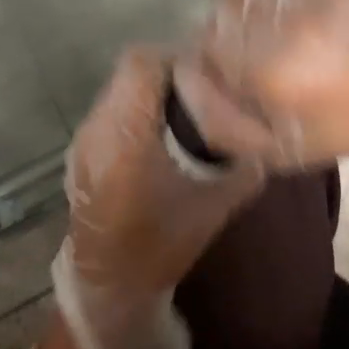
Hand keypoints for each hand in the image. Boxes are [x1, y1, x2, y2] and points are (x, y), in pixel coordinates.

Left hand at [53, 46, 263, 348]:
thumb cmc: (158, 247)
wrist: (107, 289)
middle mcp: (97, 127)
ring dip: (151, 92)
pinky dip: (136, 112)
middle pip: (130, 71)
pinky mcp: (81, 152)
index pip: (141, 63)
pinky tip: (161, 139)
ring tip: (185, 115)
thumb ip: (241, 169)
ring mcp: (84, 139)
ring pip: (119, 89)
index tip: (207, 75)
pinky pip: (111, 111)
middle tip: (203, 93)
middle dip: (168, 74)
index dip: (175, 59)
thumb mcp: (211, 209)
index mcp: (125, 135)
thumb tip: (267, 139)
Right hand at [173, 0, 348, 182]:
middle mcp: (278, 9)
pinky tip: (311, 6)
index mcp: (264, 60)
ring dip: (260, 3)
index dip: (219, 60)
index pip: (206, 44)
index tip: (241, 73)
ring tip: (291, 26)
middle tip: (269, 51)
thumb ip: (221, 120)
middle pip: (225, 9)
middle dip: (237, 31)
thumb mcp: (279, 148)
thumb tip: (185, 79)